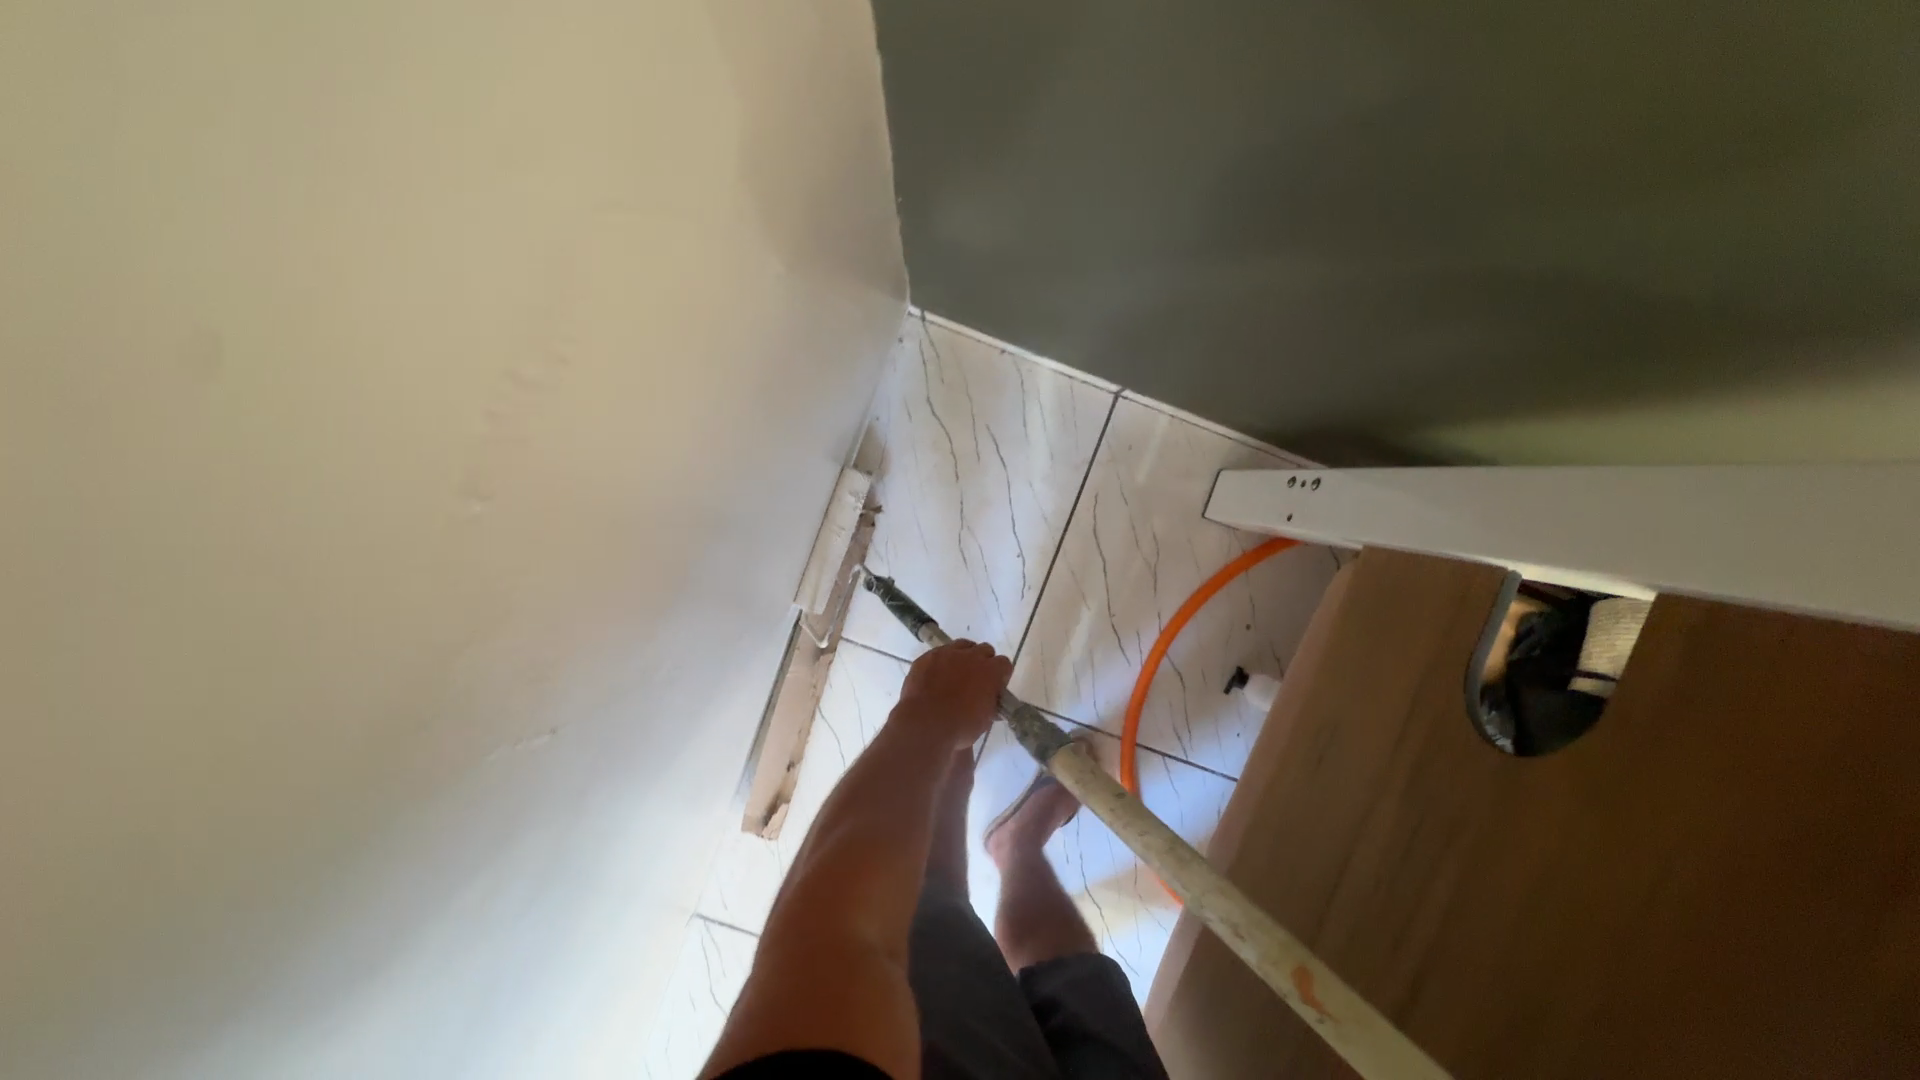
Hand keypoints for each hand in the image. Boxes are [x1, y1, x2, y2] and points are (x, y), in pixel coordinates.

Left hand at [893, 641, 1011, 748]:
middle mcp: (971, 656)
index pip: (1004, 664)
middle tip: (976, 680)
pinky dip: (941, 663)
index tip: (995, 688)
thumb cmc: (960, 726)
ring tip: (956, 674)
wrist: (925, 724)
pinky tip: (935, 677)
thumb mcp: (985, 720)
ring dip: (963, 657)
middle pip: (984, 650)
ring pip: (962, 646)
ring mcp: (947, 653)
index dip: (1000, 676)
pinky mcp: (927, 657)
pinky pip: (939, 653)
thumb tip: (990, 702)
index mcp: (991, 671)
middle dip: (983, 663)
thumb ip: (991, 704)